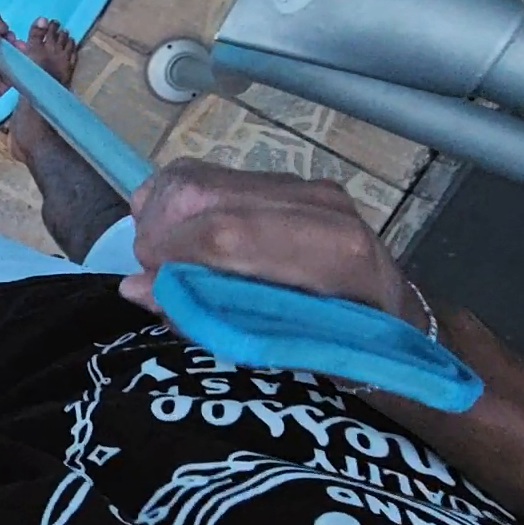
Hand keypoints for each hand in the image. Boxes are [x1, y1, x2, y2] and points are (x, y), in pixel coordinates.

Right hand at [117, 159, 426, 329]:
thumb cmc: (340, 347)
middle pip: (199, 196)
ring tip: (166, 255)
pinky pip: (194, 174)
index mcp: (332, 252)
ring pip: (190, 180)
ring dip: (158, 217)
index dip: (170, 254)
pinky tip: (177, 233)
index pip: (227, 233)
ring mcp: (294, 183)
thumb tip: (135, 288)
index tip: (150, 280)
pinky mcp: (269, 176)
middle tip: (155, 270)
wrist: (388, 314)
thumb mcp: (276, 350)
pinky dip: (167, 202)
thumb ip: (205, 317)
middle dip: (157, 234)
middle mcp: (316, 203)